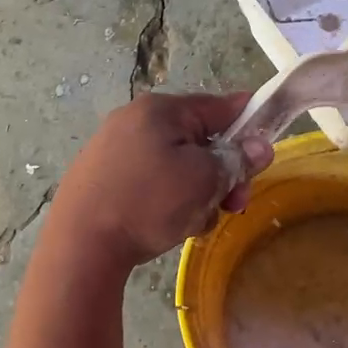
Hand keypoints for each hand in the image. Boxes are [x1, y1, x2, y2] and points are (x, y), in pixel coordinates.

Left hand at [49, 93, 273, 268]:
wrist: (81, 241)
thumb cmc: (148, 202)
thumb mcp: (204, 180)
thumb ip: (236, 160)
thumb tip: (258, 145)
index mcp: (158, 109)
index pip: (219, 106)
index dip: (250, 124)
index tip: (266, 151)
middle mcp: (133, 120)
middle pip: (197, 139)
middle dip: (220, 173)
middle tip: (231, 205)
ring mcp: (113, 148)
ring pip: (176, 165)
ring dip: (195, 193)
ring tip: (191, 221)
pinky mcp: (102, 176)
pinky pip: (151, 181)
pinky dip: (166, 200)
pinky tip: (166, 226)